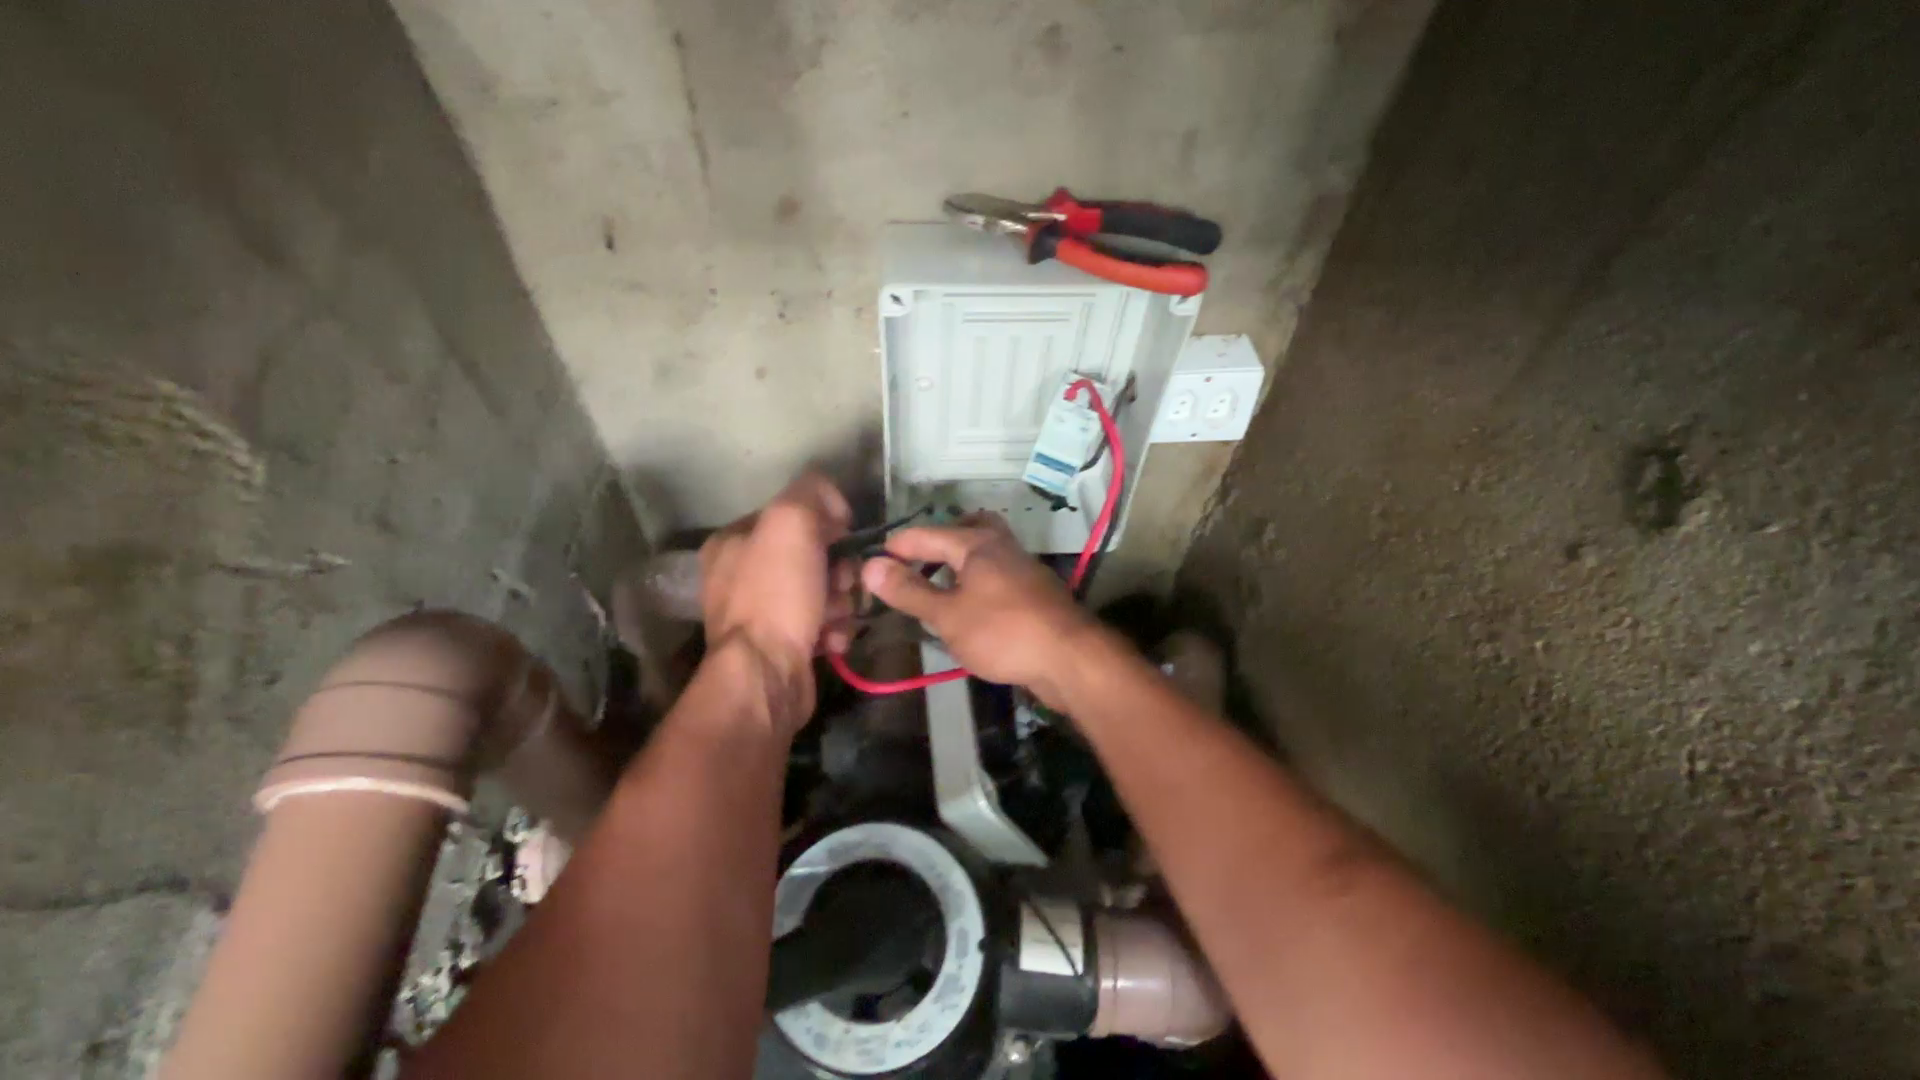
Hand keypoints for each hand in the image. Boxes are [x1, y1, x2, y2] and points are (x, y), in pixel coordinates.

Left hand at [700, 474, 854, 728]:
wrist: (766, 676)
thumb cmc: (776, 595)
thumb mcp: (792, 522)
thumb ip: (811, 493)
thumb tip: (833, 507)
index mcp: (734, 540)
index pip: (793, 514)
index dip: (826, 522)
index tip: (843, 539)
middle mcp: (740, 575)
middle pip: (813, 555)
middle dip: (838, 569)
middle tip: (840, 584)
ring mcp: (760, 613)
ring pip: (822, 591)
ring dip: (840, 602)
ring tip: (835, 618)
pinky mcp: (781, 646)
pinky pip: (821, 625)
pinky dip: (833, 630)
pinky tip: (832, 640)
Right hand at [859, 514, 1098, 705]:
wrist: (1070, 658)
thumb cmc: (1003, 632)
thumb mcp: (947, 615)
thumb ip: (909, 590)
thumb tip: (870, 564)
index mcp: (977, 545)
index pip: (927, 534)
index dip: (898, 546)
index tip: (873, 559)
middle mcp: (1003, 548)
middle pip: (969, 529)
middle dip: (940, 541)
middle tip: (917, 561)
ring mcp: (1024, 570)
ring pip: (987, 554)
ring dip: (961, 564)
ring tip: (939, 587)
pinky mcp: (1036, 595)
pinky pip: (1000, 576)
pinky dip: (979, 583)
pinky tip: (971, 609)